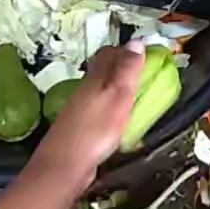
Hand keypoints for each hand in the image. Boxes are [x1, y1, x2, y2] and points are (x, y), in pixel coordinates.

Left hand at [33, 41, 143, 187]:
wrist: (64, 167)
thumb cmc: (96, 129)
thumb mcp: (118, 94)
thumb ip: (127, 69)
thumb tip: (136, 41)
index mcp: (96, 78)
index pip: (109, 53)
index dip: (125, 50)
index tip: (145, 55)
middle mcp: (86, 90)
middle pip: (103, 70)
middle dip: (122, 68)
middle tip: (144, 74)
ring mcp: (81, 110)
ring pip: (101, 90)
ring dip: (118, 89)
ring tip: (137, 96)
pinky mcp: (81, 128)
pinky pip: (99, 110)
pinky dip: (113, 108)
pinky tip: (122, 120)